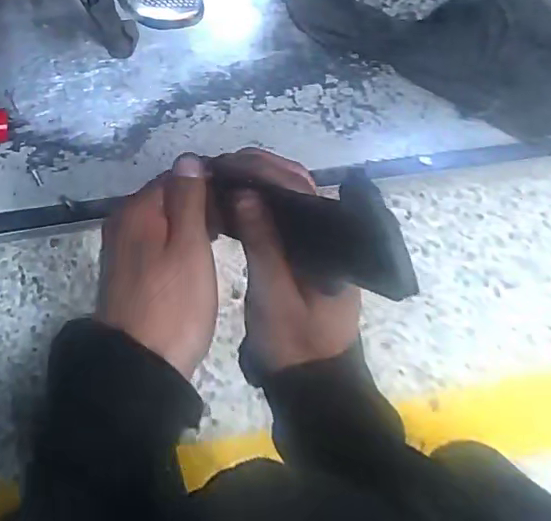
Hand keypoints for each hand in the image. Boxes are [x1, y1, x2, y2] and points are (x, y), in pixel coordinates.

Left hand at [94, 154, 218, 377]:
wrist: (139, 367)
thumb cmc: (172, 304)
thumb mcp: (188, 247)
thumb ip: (189, 200)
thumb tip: (189, 158)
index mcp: (137, 209)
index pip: (175, 177)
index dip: (207, 183)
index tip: (237, 198)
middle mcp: (123, 220)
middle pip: (166, 197)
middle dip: (199, 203)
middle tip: (236, 219)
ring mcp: (122, 246)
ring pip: (162, 220)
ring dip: (189, 223)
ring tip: (224, 236)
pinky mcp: (127, 270)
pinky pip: (155, 241)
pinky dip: (177, 242)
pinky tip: (199, 256)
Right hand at [220, 148, 360, 373]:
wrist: (312, 386)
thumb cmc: (295, 345)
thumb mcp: (274, 297)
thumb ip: (263, 244)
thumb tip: (245, 193)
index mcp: (330, 242)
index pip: (300, 189)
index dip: (263, 170)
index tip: (229, 164)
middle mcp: (328, 234)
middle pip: (295, 184)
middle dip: (258, 168)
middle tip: (220, 165)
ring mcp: (315, 242)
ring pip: (287, 195)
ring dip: (256, 180)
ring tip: (220, 175)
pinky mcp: (300, 252)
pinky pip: (279, 213)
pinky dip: (256, 201)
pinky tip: (231, 200)